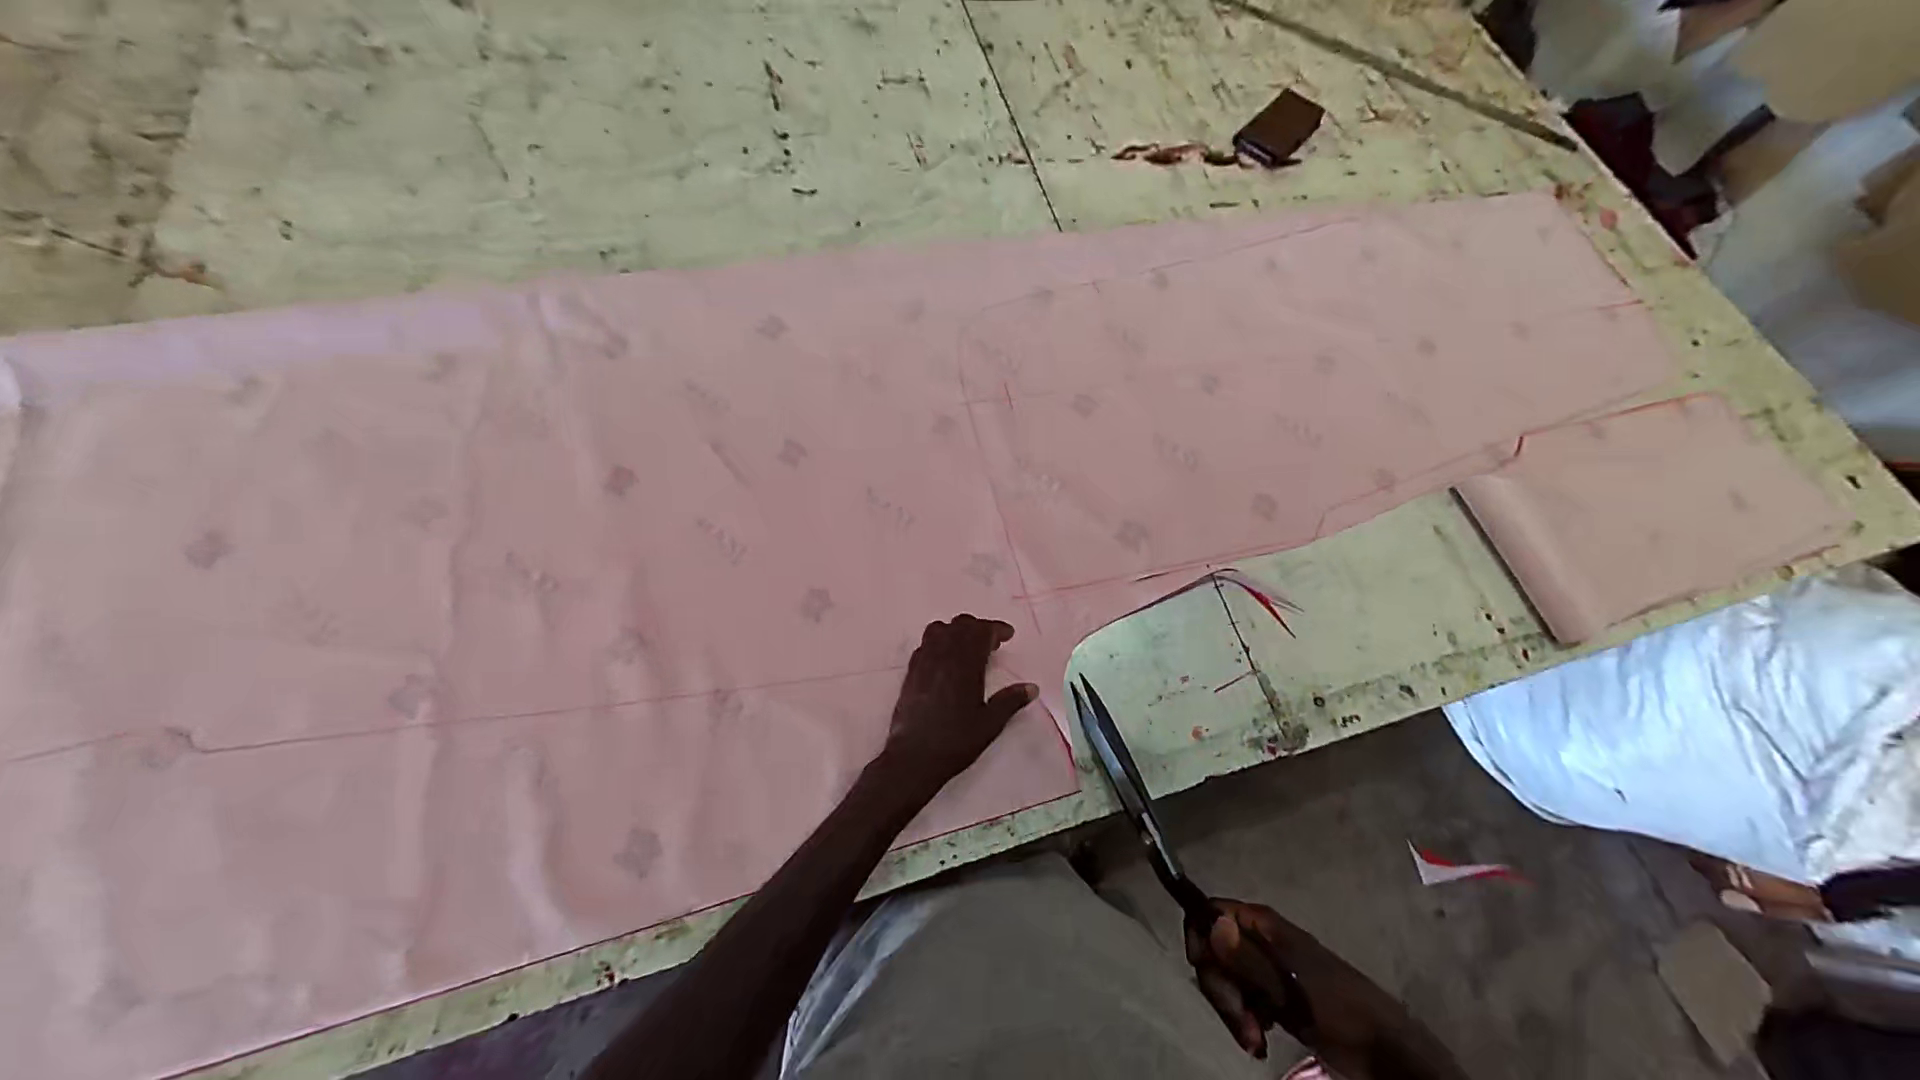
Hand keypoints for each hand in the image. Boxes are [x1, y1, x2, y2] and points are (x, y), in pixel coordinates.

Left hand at [880, 614, 1037, 791]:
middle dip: (978, 628)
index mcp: (965, 665)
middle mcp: (942, 657)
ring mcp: (923, 662)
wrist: (914, 757)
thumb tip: (1031, 688)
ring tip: (967, 647)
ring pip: (939, 630)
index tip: (1007, 635)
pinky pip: (925, 645)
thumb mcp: (990, 723)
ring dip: (956, 631)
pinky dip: (938, 643)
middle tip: (992, 643)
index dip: (996, 629)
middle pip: (960, 625)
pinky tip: (945, 661)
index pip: (981, 632)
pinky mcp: (910, 672)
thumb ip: (1011, 701)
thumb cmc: (955, 741)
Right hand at [1186, 900, 1468, 1079]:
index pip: (1211, 911)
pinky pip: (1241, 998)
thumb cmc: (1340, 1011)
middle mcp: (1259, 939)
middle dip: (1220, 988)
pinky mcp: (1273, 995)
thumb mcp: (1293, 989)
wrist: (1385, 1051)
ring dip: (1232, 1010)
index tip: (1205, 970)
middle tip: (1240, 1022)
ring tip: (1253, 1041)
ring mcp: (1267, 968)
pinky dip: (1243, 1019)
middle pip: (1214, 949)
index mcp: (1263, 924)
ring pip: (1225, 977)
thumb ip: (1250, 960)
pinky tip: (1258, 1039)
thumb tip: (1213, 923)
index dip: (1201, 937)